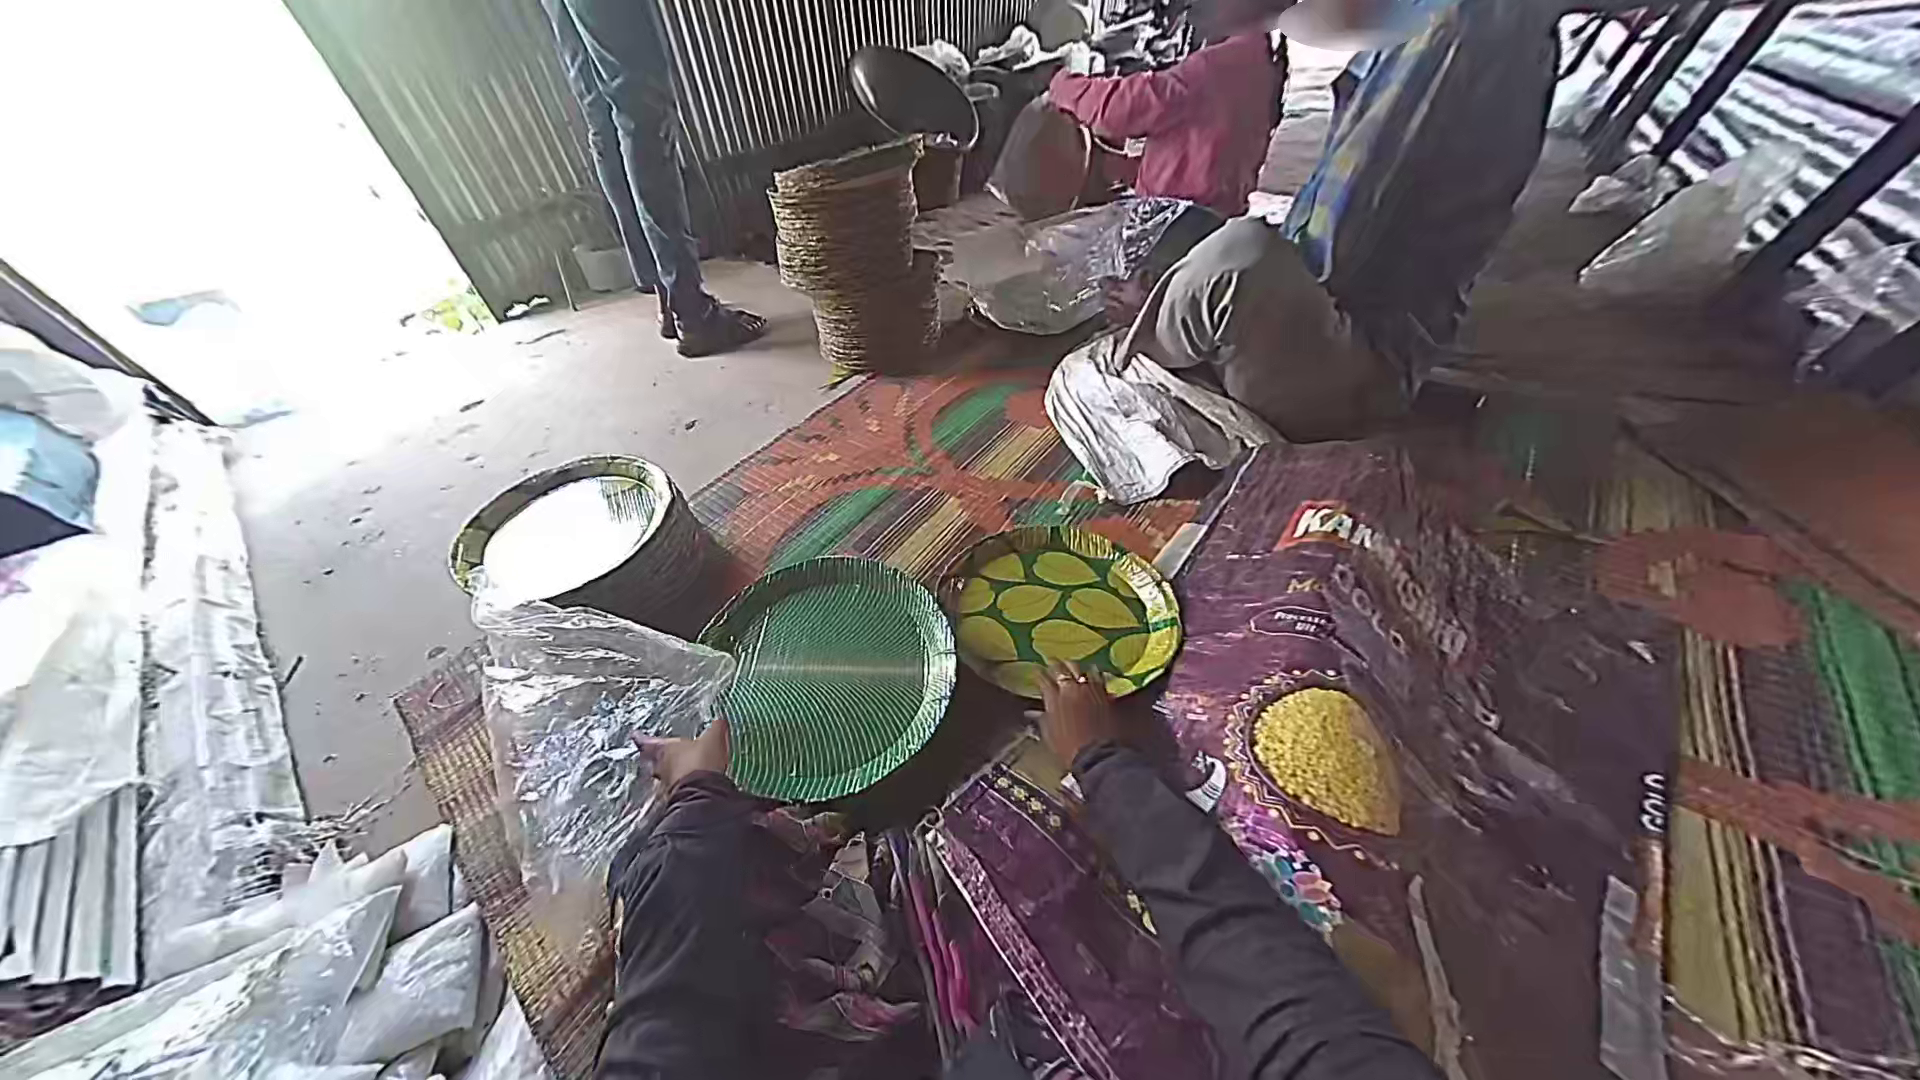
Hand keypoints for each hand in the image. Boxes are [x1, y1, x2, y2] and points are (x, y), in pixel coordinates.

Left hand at [637, 715, 730, 791]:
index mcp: (665, 749)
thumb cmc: (702, 760)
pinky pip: (675, 787)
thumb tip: (719, 721)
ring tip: (675, 767)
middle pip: (653, 760)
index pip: (648, 742)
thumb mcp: (713, 738)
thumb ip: (715, 728)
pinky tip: (687, 782)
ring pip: (663, 775)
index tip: (635, 735)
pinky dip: (679, 783)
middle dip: (655, 756)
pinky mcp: (676, 797)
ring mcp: (667, 784)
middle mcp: (662, 767)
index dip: (642, 738)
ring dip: (668, 771)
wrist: (703, 793)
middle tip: (657, 752)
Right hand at [1037, 660, 1121, 765]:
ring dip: (1075, 666)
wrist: (1097, 755)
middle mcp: (1070, 689)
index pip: (1043, 679)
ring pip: (1080, 669)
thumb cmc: (1069, 749)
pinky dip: (1093, 674)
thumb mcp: (1049, 735)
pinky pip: (1098, 677)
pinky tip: (1092, 673)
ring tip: (1072, 665)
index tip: (1036, 671)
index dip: (1038, 673)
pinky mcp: (1104, 694)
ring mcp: (1088, 689)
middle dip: (1055, 664)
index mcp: (1053, 698)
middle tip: (1052, 662)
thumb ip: (1042, 719)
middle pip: (1061, 669)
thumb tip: (1034, 712)